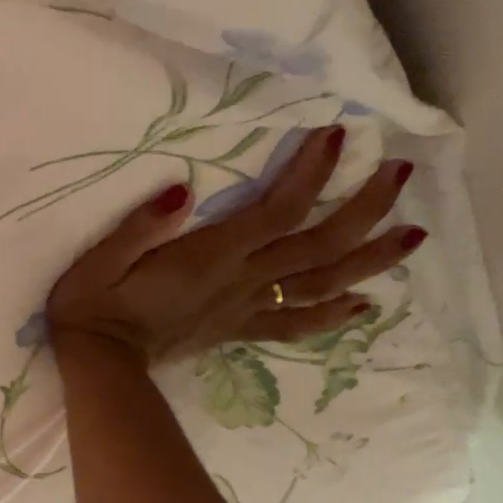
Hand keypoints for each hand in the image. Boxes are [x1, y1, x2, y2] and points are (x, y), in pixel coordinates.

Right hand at [46, 125, 425, 365]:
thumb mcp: (99, 261)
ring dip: (371, 259)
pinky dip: (333, 315)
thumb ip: (139, 227)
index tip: (339, 136)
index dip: (313, 173)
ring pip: (321, 282)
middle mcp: (240, 281)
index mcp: (210, 258)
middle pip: (318, 243)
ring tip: (413, 235)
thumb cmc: (90, 308)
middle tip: (401, 173)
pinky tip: (362, 305)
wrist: (95, 366)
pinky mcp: (235, 331)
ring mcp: (242, 309)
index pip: (277, 210)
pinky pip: (294, 324)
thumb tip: (182, 191)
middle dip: (365, 207)